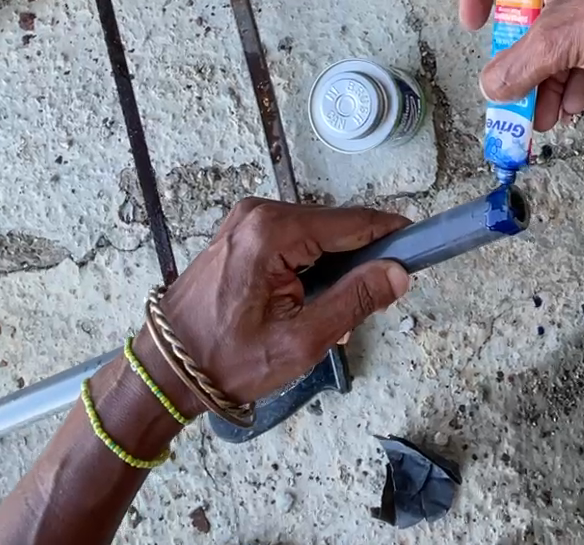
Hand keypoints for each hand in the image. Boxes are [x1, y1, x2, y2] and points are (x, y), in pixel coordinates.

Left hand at [146, 198, 411, 409]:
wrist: (164, 370)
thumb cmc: (227, 361)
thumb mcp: (301, 341)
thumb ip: (354, 300)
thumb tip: (398, 273)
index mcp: (273, 230)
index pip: (349, 223)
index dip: (388, 233)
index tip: (419, 241)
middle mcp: (259, 212)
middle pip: (332, 226)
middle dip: (356, 260)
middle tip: (368, 301)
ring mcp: (247, 218)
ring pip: (314, 233)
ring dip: (332, 266)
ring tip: (330, 311)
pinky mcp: (241, 231)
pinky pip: (292, 238)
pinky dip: (309, 264)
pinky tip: (308, 299)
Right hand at [458, 0, 583, 127]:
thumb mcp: (564, 36)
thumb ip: (519, 65)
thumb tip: (490, 90)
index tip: (476, 29)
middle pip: (526, 3)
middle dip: (520, 55)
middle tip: (514, 89)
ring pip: (558, 26)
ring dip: (548, 73)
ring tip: (545, 120)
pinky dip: (577, 68)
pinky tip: (576, 107)